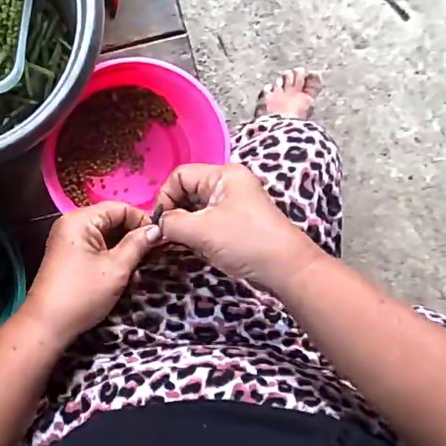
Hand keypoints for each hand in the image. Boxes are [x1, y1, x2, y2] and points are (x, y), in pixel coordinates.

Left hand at [15, 202, 158, 342]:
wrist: (47, 324)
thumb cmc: (82, 294)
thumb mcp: (116, 268)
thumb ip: (137, 245)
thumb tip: (156, 229)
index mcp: (79, 220)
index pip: (118, 208)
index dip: (142, 220)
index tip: (162, 238)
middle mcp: (71, 224)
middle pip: (111, 220)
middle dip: (134, 236)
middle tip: (155, 253)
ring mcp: (68, 241)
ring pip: (105, 236)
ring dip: (125, 249)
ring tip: (142, 265)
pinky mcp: (69, 257)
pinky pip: (96, 248)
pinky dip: (112, 257)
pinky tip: (125, 273)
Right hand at [153, 163, 323, 292]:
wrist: (288, 270)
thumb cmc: (245, 242)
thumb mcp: (200, 230)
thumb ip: (171, 222)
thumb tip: (158, 224)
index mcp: (223, 175)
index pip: (179, 176)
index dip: (165, 197)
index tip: (159, 222)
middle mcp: (229, 183)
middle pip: (187, 190)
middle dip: (174, 212)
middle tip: (166, 234)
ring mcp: (235, 203)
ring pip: (196, 208)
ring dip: (185, 225)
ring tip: (180, 242)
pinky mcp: (237, 222)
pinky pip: (207, 220)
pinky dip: (197, 232)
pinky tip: (196, 247)